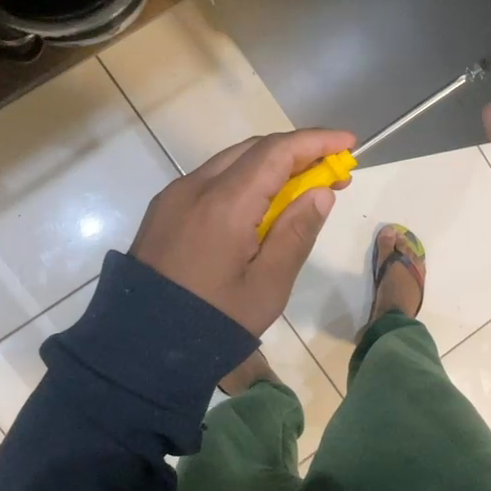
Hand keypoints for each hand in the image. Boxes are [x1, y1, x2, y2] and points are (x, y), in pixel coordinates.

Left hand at [130, 129, 353, 334]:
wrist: (142, 348)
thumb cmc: (216, 321)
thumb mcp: (268, 285)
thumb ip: (296, 233)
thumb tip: (321, 193)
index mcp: (225, 204)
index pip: (277, 152)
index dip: (316, 142)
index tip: (348, 144)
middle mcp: (195, 187)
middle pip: (253, 150)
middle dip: (297, 153)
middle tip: (333, 173)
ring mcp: (174, 197)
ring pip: (230, 162)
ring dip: (270, 166)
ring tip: (303, 190)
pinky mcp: (164, 211)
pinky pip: (210, 181)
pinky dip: (243, 180)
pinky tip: (261, 205)